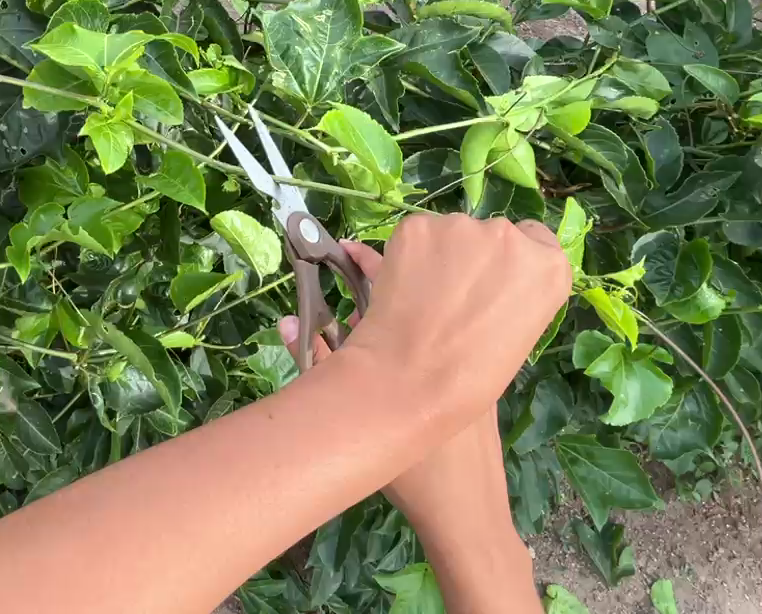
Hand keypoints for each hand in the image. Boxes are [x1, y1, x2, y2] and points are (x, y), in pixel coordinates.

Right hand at [280, 228, 544, 613]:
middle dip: (381, 285)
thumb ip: (316, 360)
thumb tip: (287, 322)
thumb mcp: (355, 410)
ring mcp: (463, 363)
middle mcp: (447, 345)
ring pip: (428, 319)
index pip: (394, 285)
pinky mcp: (474, 382)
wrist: (467, 510)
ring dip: (397, 311)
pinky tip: (389, 353)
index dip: (368, 263)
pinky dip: (416, 337)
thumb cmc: (412, 466)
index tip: (346, 250)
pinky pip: (443, 341)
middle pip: (414, 297)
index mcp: (420, 346)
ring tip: (359, 321)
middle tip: (349, 280)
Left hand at [322, 213, 568, 427]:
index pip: (537, 240)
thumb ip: (514, 290)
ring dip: (442, 252)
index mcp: (549, 266)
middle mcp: (509, 235)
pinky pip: (418, 234)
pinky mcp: (417, 225)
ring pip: (452, 231)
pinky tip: (405, 283)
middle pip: (492, 233)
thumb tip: (490, 275)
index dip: (512, 260)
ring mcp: (460, 225)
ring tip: (426, 293)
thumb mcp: (519, 329)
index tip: (495, 279)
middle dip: (475, 255)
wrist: (413, 376)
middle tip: (455, 293)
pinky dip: (411, 252)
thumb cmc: (474, 373)